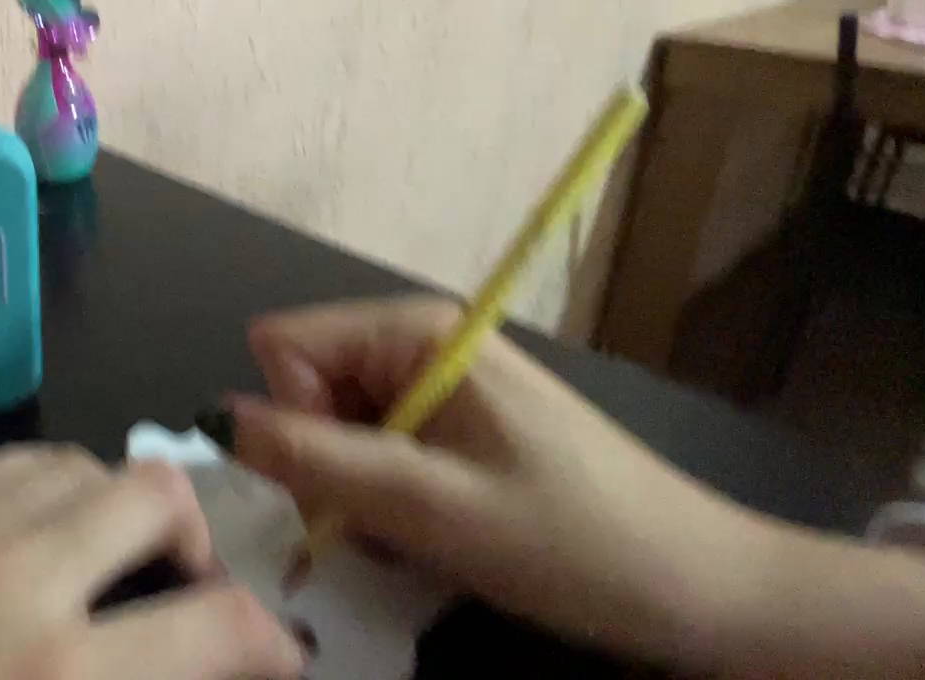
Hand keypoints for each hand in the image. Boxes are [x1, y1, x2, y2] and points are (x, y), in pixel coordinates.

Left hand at [0, 445, 303, 679]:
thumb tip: (150, 668)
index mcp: (57, 674)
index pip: (215, 624)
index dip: (266, 641)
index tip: (275, 657)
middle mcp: (21, 572)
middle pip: (156, 492)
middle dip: (200, 538)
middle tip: (193, 590)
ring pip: (81, 460)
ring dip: (120, 501)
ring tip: (118, 552)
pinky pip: (8, 461)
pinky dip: (52, 481)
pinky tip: (42, 520)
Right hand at [230, 297, 924, 678]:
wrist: (709, 594)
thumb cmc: (575, 542)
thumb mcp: (431, 506)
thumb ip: (313, 458)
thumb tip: (214, 418)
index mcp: (413, 330)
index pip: (283, 346)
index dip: (292, 417)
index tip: (348, 479)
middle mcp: (416, 337)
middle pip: (304, 383)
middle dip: (323, 458)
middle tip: (382, 518)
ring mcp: (433, 375)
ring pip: (331, 420)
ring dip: (351, 484)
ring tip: (414, 530)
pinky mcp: (449, 414)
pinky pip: (370, 440)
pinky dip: (379, 491)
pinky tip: (426, 525)